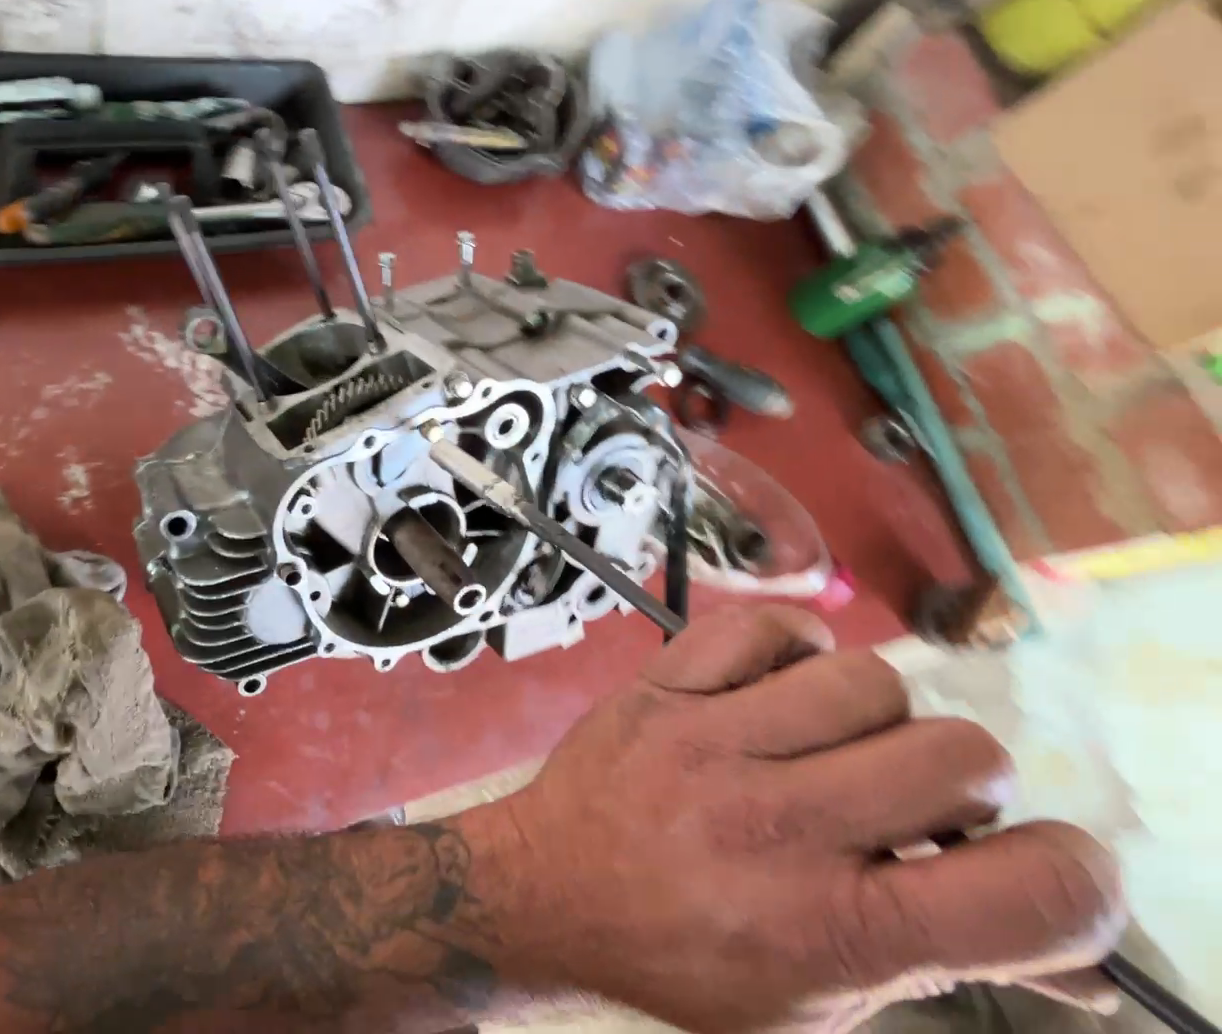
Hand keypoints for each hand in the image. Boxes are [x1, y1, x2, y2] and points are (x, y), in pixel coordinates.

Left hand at [474, 605, 1125, 1032]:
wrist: (545, 893)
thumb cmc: (677, 954)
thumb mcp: (812, 1000)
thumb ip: (935, 961)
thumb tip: (1078, 949)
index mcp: (833, 928)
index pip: (1032, 890)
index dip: (1073, 879)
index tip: (1036, 867)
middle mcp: (776, 824)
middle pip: (960, 756)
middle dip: (963, 783)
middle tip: (904, 801)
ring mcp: (709, 744)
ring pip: (868, 681)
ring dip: (874, 716)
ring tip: (829, 746)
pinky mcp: (659, 689)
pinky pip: (762, 628)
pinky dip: (789, 647)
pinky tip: (777, 686)